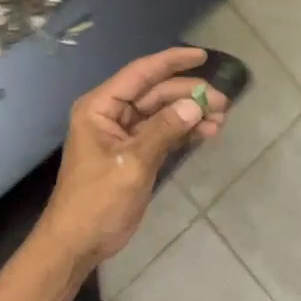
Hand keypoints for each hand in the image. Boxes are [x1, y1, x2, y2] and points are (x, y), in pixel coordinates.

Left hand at [40, 47, 228, 266]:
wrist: (77, 244)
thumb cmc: (96, 201)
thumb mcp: (132, 164)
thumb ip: (164, 130)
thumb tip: (195, 105)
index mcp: (101, 107)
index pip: (141, 73)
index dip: (172, 61)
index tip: (203, 56)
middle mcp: (112, 114)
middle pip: (156, 93)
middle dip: (189, 95)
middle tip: (223, 103)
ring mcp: (124, 134)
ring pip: (164, 112)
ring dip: (191, 114)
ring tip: (221, 119)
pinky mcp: (136, 152)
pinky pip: (164, 132)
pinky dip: (185, 131)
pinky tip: (207, 133)